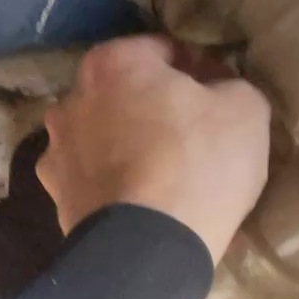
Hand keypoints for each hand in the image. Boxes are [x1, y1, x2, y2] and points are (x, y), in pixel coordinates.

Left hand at [36, 35, 270, 261]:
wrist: (148, 247)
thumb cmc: (197, 163)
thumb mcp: (244, 107)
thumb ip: (227, 84)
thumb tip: (213, 92)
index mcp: (110, 64)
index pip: (161, 51)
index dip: (197, 68)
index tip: (220, 91)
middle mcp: (69, 101)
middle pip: (122, 93)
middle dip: (153, 105)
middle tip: (193, 130)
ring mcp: (54, 151)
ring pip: (101, 136)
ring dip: (126, 144)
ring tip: (163, 170)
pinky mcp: (54, 196)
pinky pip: (91, 178)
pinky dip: (111, 181)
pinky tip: (138, 198)